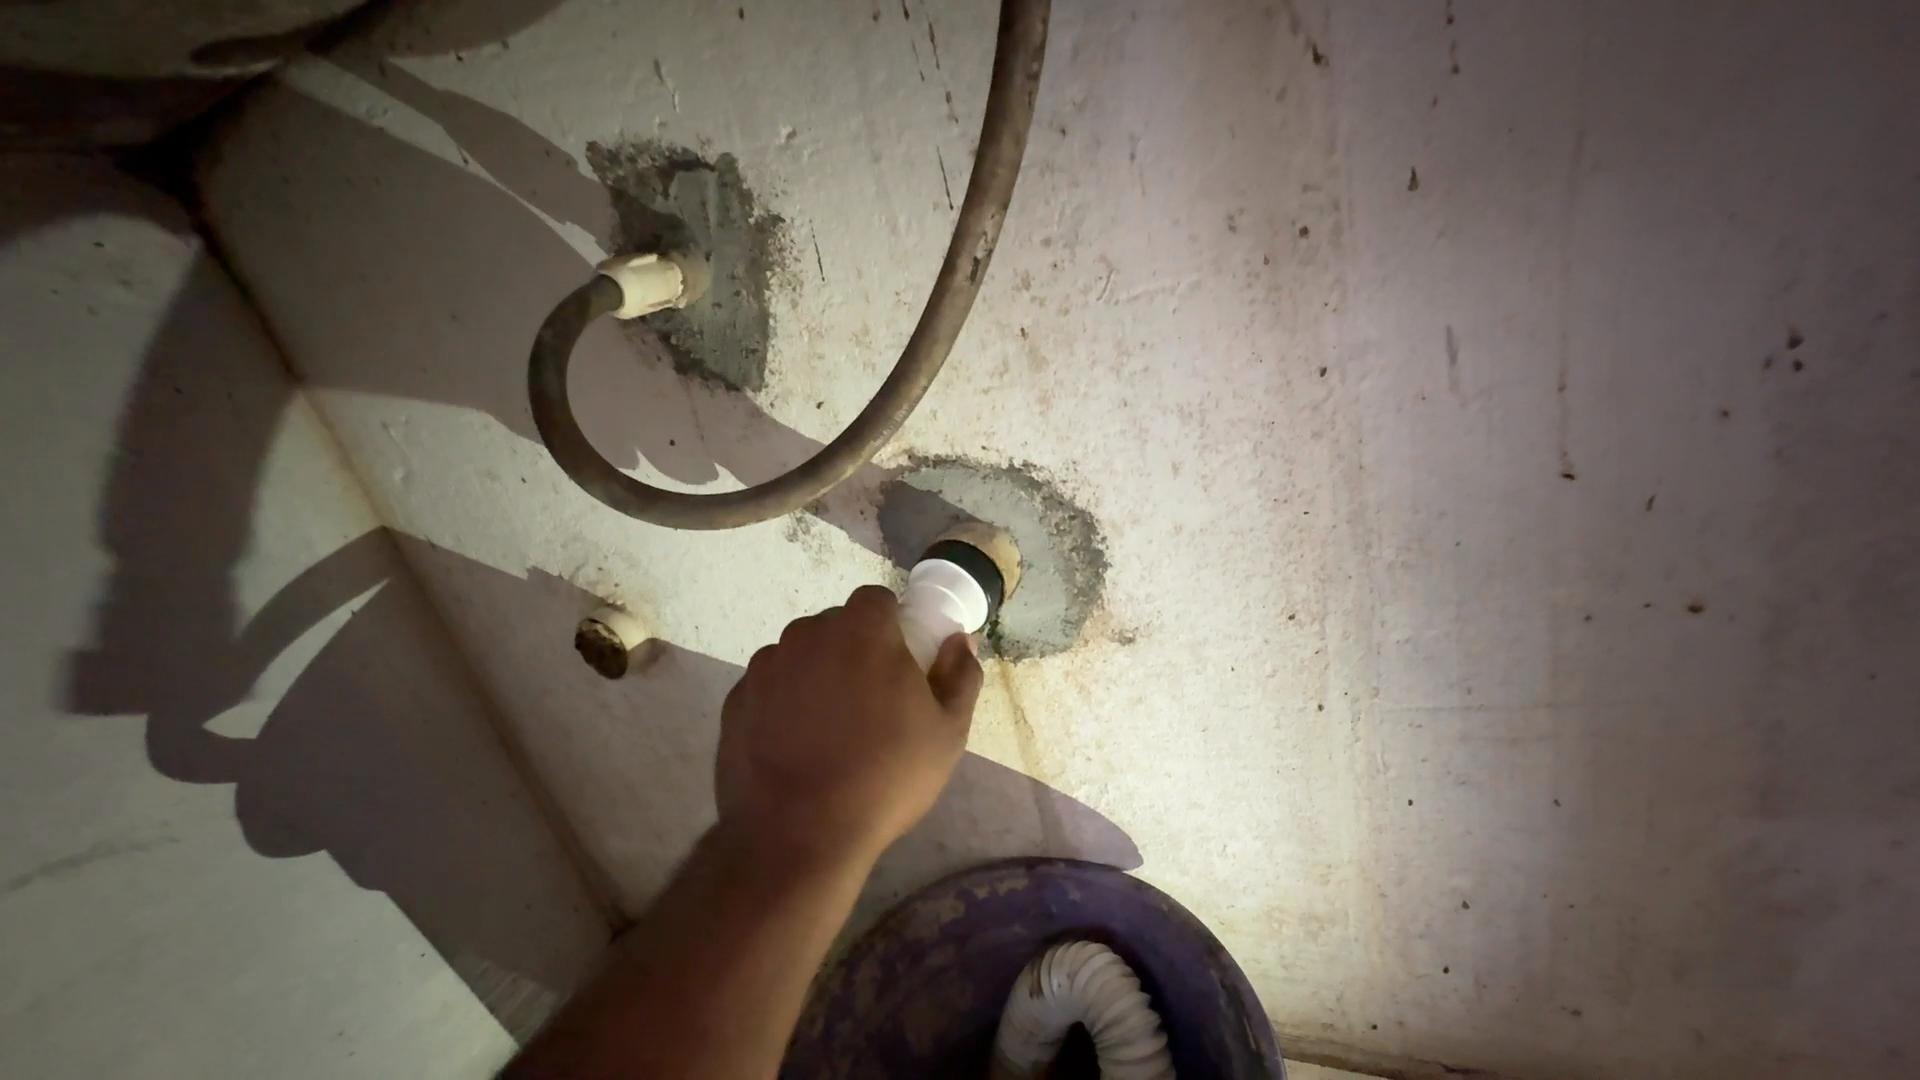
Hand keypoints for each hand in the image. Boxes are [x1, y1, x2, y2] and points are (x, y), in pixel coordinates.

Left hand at [714, 585, 981, 868]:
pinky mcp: (736, 700)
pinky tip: (796, 746)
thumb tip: (959, 642)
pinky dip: (783, 703)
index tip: (900, 664)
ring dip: (817, 675)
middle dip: (854, 650)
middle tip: (872, 702)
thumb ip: (959, 675)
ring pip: (800, 655)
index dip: (892, 625)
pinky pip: (769, 687)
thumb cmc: (885, 777)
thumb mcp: (947, 732)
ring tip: (830, 730)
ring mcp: (765, 666)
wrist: (796, 835)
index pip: (876, 600)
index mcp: (862, 629)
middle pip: (836, 626)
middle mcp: (807, 634)